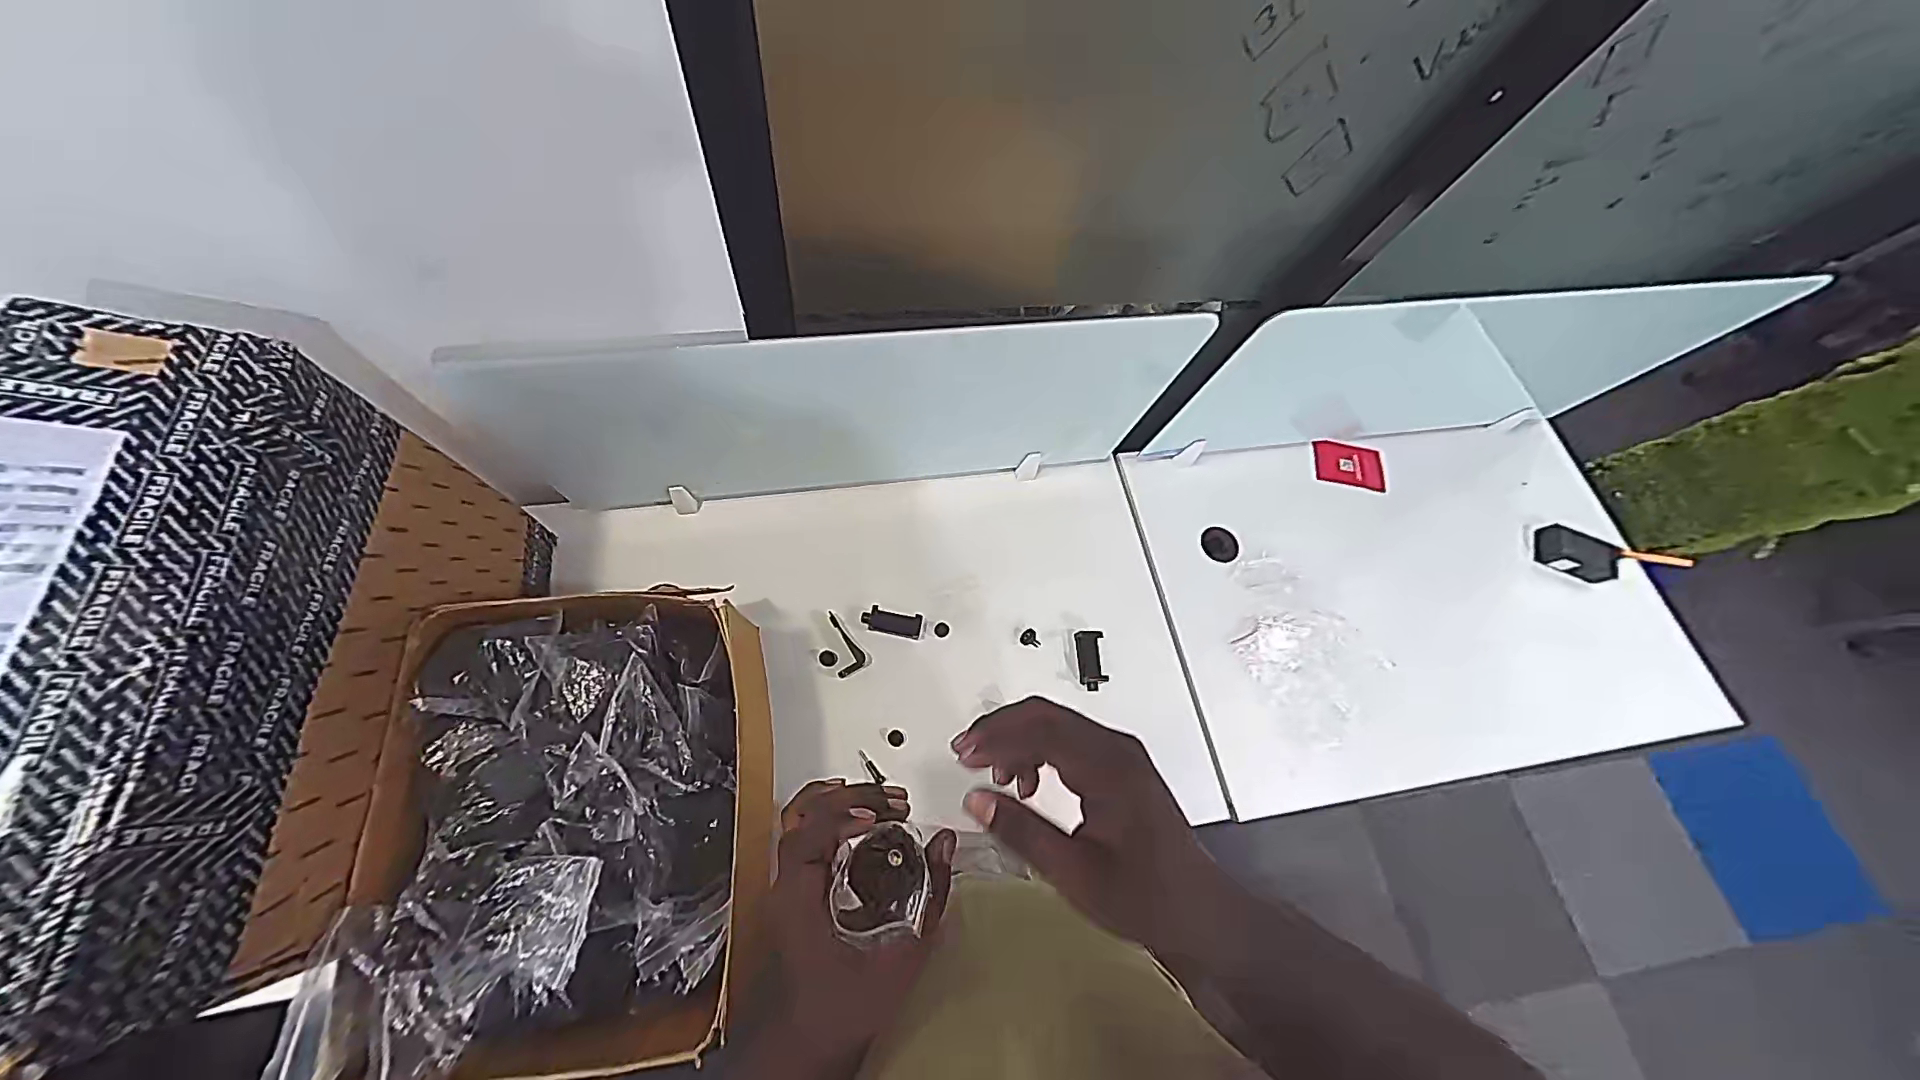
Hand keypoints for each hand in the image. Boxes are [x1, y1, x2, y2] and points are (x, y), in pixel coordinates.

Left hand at [749, 779, 957, 1076]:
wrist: (800, 1049)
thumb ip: (929, 899)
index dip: (845, 813)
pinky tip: (857, 818)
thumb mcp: (898, 959)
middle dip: (852, 797)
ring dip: (839, 802)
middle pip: (803, 815)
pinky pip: (803, 837)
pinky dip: (830, 817)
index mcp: (798, 901)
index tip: (882, 814)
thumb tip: (943, 847)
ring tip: (879, 799)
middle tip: (893, 800)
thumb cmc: (837, 1013)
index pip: (810, 834)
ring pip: (798, 820)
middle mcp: (784, 888)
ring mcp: (784, 889)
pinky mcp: (792, 893)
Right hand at [951, 697, 1231, 964]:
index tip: (964, 753)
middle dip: (1000, 729)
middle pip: (1045, 714)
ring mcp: (1120, 754)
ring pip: (1055, 722)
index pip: (1040, 729)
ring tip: (993, 772)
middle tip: (967, 751)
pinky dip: (1037, 749)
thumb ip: (1021, 832)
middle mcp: (1117, 751)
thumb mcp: (1074, 873)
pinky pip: (1068, 738)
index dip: (995, 736)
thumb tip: (978, 801)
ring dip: (1017, 739)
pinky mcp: (1118, 764)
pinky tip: (1025, 780)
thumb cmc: (1148, 896)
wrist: (1196, 910)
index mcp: (1109, 769)